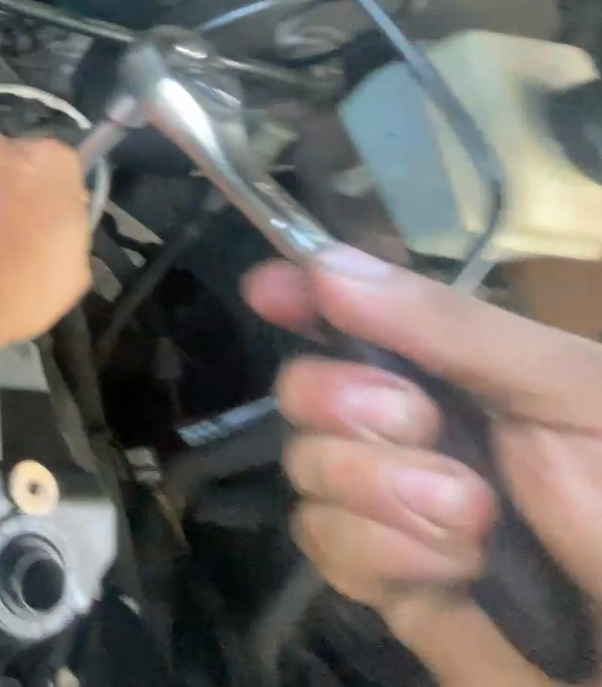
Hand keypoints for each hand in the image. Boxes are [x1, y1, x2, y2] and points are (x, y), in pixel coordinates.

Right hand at [244, 246, 601, 685]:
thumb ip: (450, 327)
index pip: (348, 320)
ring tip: (471, 520)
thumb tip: (318, 261)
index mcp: (458, 381)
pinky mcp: (377, 579)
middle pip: (299, 390)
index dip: (298, 297)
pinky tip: (452, 571)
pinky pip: (320, 540)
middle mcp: (408, 435)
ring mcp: (385, 508)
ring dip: (377, 488)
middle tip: (413, 422)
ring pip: (301, 465)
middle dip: (340, 402)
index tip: (270, 292)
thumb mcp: (577, 396)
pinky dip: (384, 553)